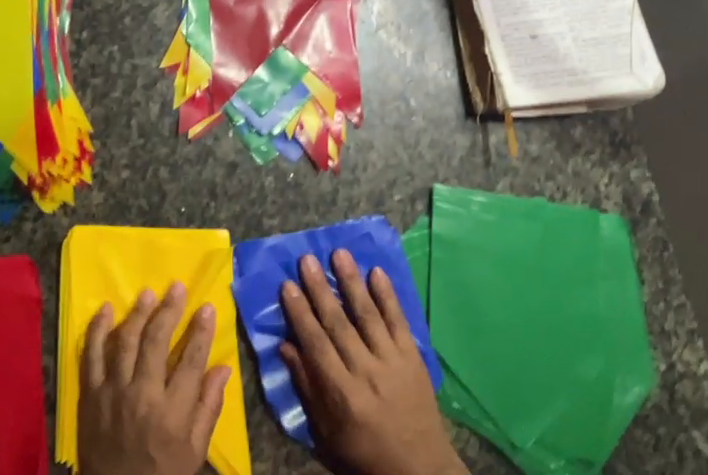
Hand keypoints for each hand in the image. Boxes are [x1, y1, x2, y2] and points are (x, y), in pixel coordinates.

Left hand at [79, 282, 230, 474]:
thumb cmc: (163, 472)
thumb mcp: (195, 450)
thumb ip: (208, 407)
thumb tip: (223, 368)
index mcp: (172, 411)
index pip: (190, 360)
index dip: (201, 331)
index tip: (208, 307)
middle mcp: (142, 394)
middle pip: (155, 342)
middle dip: (169, 311)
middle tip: (177, 287)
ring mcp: (112, 391)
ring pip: (124, 341)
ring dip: (137, 313)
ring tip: (148, 293)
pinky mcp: (90, 393)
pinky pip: (91, 354)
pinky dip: (97, 330)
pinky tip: (105, 309)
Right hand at [281, 250, 467, 474]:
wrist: (421, 471)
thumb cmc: (364, 453)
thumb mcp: (327, 433)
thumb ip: (307, 387)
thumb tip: (285, 346)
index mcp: (343, 394)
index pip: (316, 344)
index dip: (300, 314)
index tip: (286, 285)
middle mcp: (367, 373)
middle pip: (339, 324)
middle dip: (320, 290)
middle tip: (306, 260)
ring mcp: (393, 364)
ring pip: (368, 316)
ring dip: (352, 282)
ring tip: (339, 254)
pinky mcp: (414, 359)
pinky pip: (399, 323)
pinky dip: (388, 297)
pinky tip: (377, 273)